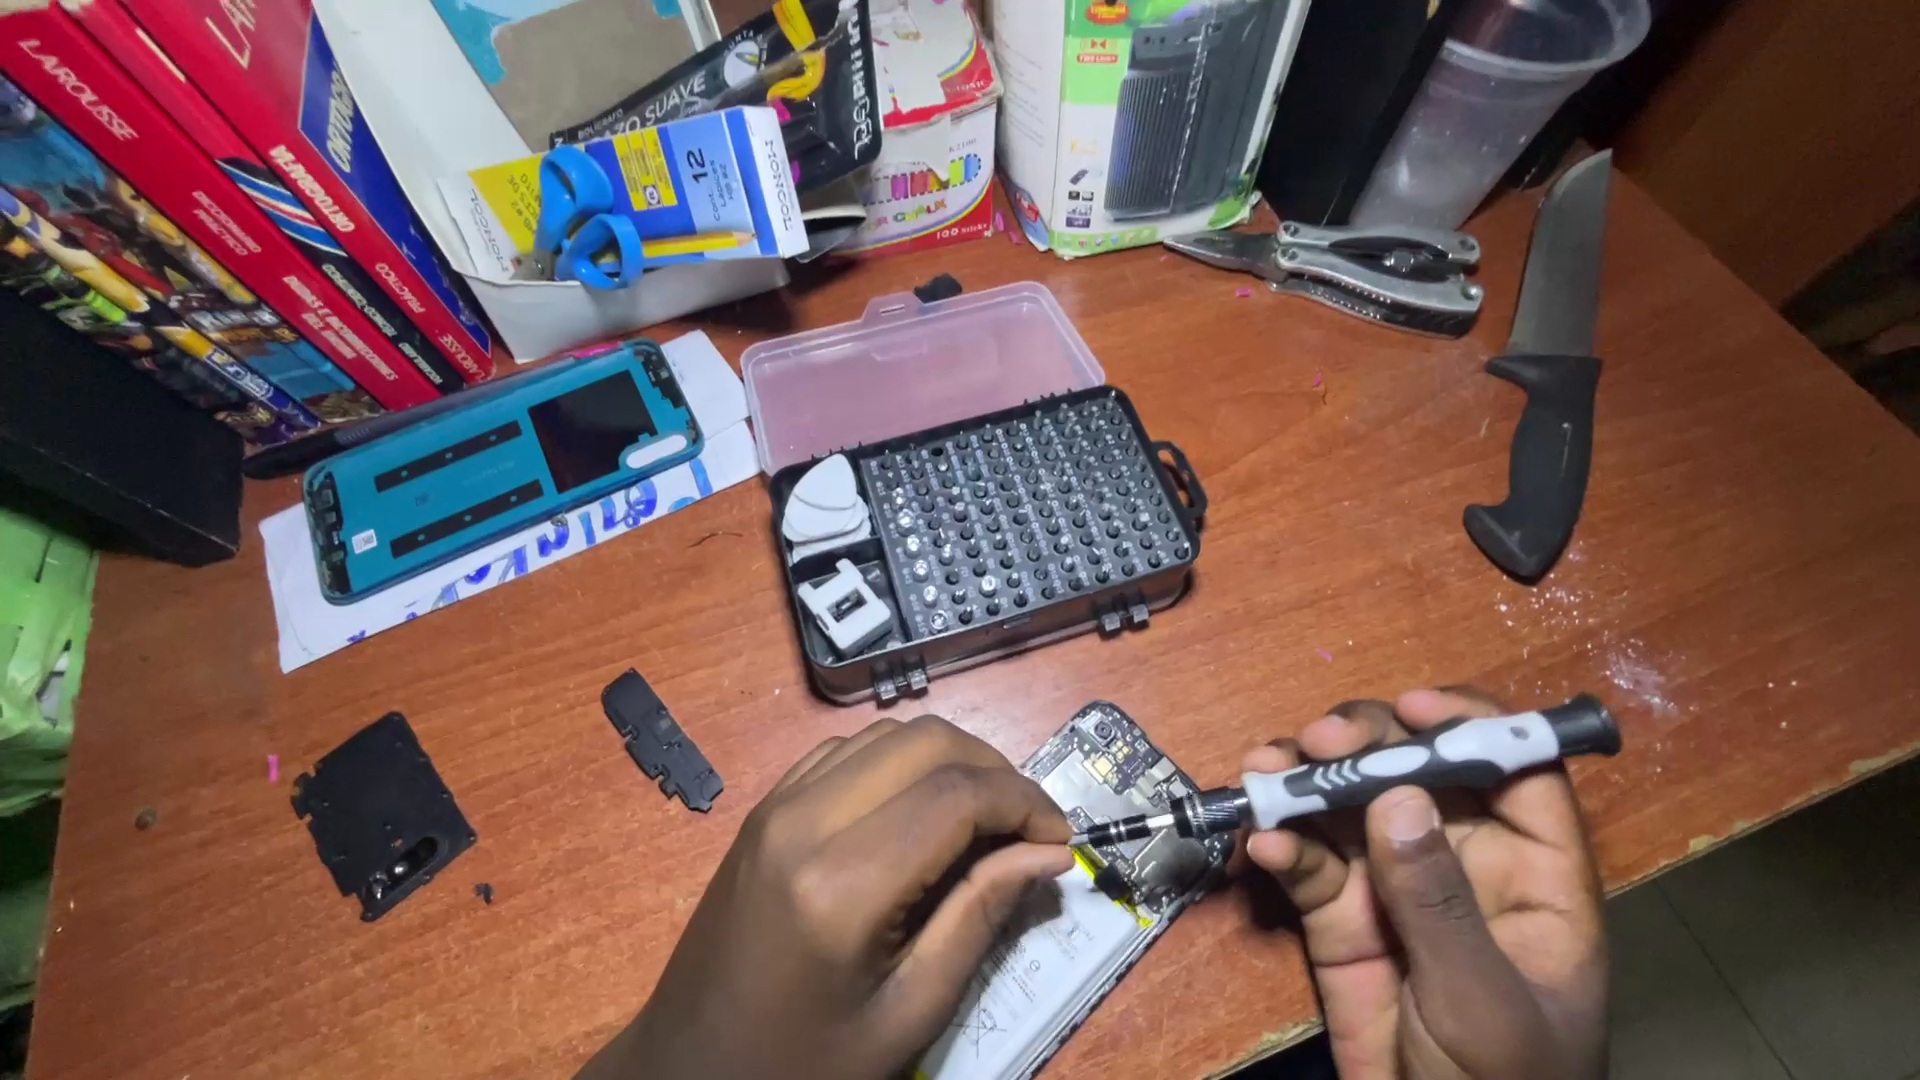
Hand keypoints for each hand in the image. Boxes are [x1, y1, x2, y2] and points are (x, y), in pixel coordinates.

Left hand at [577, 716, 1072, 1079]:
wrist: (683, 1070)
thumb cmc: (801, 1065)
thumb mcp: (906, 1016)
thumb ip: (980, 918)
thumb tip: (1049, 853)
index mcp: (841, 882)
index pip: (958, 796)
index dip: (1025, 804)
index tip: (1061, 839)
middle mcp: (806, 817)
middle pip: (928, 742)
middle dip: (995, 771)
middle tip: (1028, 827)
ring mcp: (779, 802)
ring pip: (890, 734)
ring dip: (950, 760)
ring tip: (983, 818)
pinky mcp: (767, 804)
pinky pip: (849, 750)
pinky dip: (901, 762)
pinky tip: (918, 809)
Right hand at [1244, 688, 1607, 1079]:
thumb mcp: (1485, 1006)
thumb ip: (1441, 902)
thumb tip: (1399, 796)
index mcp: (1527, 873)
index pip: (1514, 771)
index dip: (1470, 725)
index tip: (1412, 709)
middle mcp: (1453, 856)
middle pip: (1411, 766)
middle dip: (1363, 741)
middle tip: (1317, 740)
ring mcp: (1386, 877)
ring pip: (1343, 797)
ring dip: (1301, 775)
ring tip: (1265, 771)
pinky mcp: (1332, 904)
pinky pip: (1302, 856)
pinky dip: (1276, 844)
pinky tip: (1258, 848)